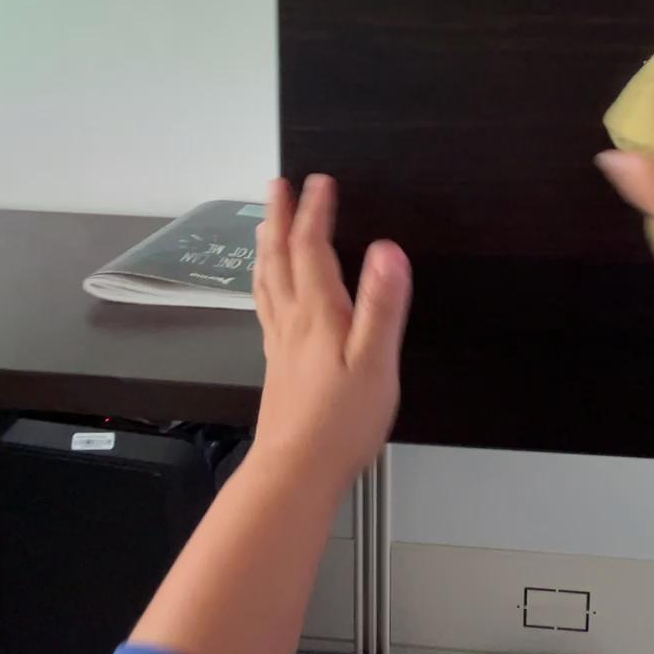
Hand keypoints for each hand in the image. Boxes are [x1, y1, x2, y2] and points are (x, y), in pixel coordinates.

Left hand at [250, 174, 410, 495]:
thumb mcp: (374, 362)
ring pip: (268, 279)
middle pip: (281, 256)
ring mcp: (281, 340)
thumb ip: (382, 305)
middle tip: (278, 185)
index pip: (313, 248)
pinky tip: (267, 287)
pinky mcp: (278, 361)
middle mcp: (293, 319)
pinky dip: (265, 282)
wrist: (295, 472)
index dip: (315, 211)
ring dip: (268, 244)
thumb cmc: (340, 422)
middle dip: (281, 216)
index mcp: (318, 313)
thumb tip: (388, 252)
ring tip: (265, 222)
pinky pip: (266, 306)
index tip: (319, 181)